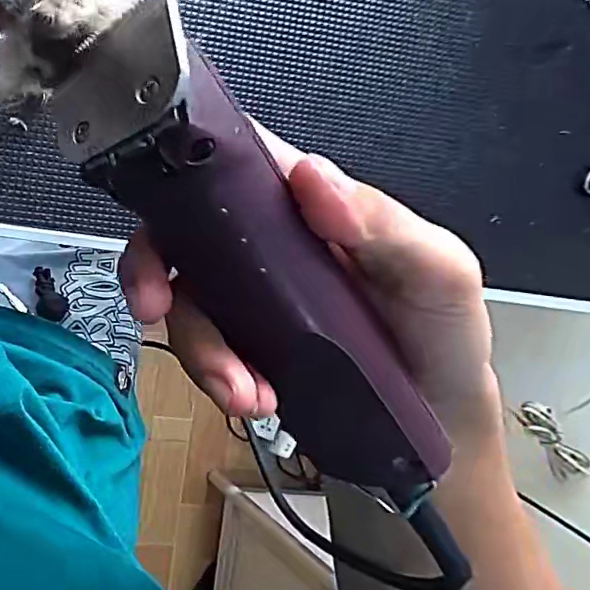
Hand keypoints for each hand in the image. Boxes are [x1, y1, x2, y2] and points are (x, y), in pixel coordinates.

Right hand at [120, 124, 502, 448]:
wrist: (432, 424)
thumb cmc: (439, 334)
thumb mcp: (437, 273)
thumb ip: (384, 223)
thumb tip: (313, 177)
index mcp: (302, 207)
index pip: (229, 164)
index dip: (184, 175)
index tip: (166, 214)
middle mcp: (260, 243)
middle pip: (176, 234)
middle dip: (150, 269)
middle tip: (155, 306)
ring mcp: (240, 295)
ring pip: (180, 301)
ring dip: (197, 347)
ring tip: (244, 390)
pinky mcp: (235, 340)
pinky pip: (195, 349)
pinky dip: (209, 374)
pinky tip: (250, 396)